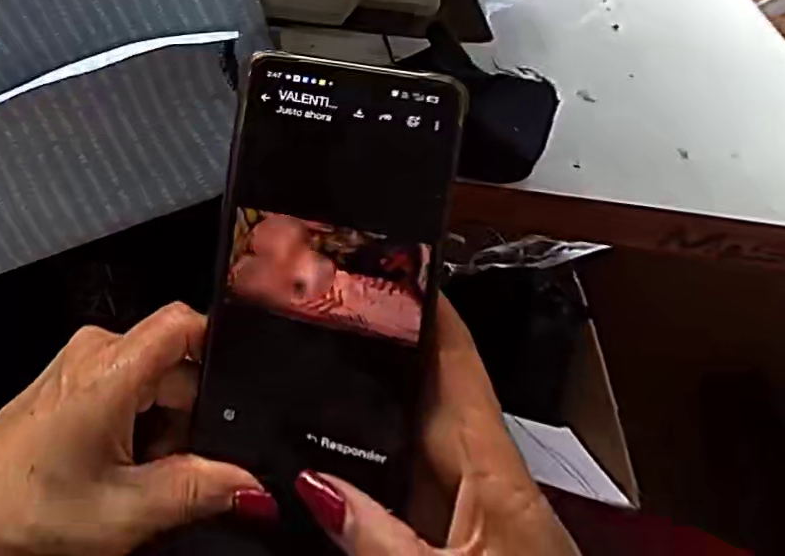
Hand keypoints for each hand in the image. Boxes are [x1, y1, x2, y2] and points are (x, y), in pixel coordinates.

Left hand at [0, 302, 275, 555]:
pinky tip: (130, 465)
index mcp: (110, 369)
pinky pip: (130, 383)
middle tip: (194, 473)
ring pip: (155, 376)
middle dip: (196, 413)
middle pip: (175, 360)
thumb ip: (198, 490)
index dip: (221, 343)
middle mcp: (96, 349)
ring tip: (152, 477)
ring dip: (169, 423)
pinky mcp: (74, 374)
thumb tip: (254, 484)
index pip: (181, 323)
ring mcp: (82, 359)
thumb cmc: (35, 503)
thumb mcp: (128, 510)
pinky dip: (144, 420)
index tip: (252, 387)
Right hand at [292, 296, 579, 555]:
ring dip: (349, 383)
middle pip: (415, 383)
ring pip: (393, 420)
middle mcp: (470, 469)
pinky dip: (344, 434)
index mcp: (491, 471)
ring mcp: (450, 494)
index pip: (458, 366)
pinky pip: (381, 459)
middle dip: (369, 336)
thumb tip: (304, 481)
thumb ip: (380, 539)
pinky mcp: (433, 519)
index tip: (393, 257)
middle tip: (310, 292)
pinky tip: (301, 418)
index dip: (430, 307)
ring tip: (293, 339)